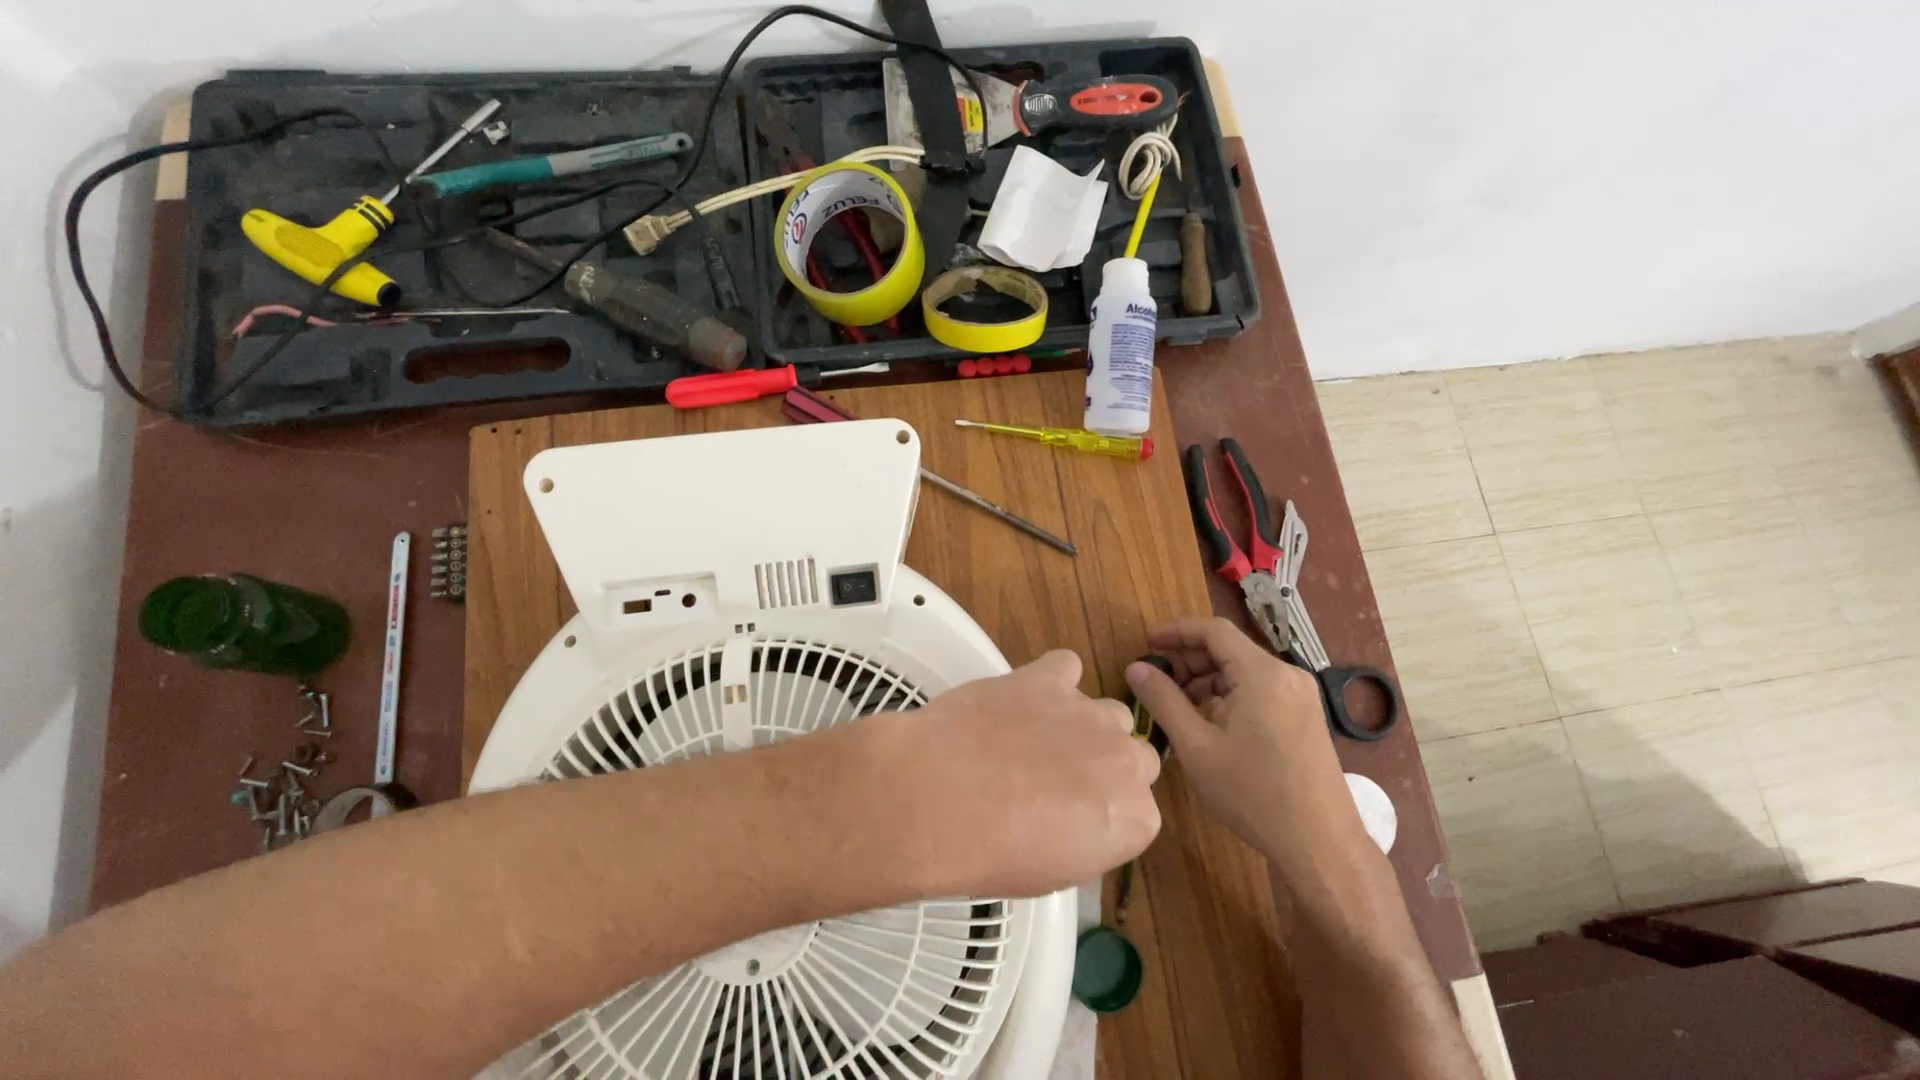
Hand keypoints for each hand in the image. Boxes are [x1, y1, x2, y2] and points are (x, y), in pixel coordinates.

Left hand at [865, 649, 1161, 898]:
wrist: (943, 798)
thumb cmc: (993, 854)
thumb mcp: (1051, 874)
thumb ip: (1082, 839)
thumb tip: (1070, 821)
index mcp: (1136, 818)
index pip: (1136, 811)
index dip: (1102, 812)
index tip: (1070, 819)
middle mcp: (1125, 761)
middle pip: (1132, 757)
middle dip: (1102, 766)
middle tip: (1055, 781)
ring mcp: (1089, 713)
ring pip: (1107, 712)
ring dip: (1081, 725)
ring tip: (1032, 739)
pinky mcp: (1049, 679)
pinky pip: (1065, 667)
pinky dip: (1050, 679)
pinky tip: (1022, 697)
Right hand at [1125, 617, 1367, 872]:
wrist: (1320, 842)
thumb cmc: (1253, 793)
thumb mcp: (1197, 748)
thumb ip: (1164, 702)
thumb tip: (1136, 669)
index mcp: (1262, 674)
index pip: (1214, 631)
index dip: (1176, 631)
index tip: (1147, 643)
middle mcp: (1286, 675)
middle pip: (1229, 650)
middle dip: (1189, 661)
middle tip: (1156, 684)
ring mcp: (1300, 697)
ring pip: (1243, 673)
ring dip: (1207, 682)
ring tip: (1176, 710)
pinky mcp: (1304, 717)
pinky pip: (1260, 692)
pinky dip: (1229, 698)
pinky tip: (1208, 726)